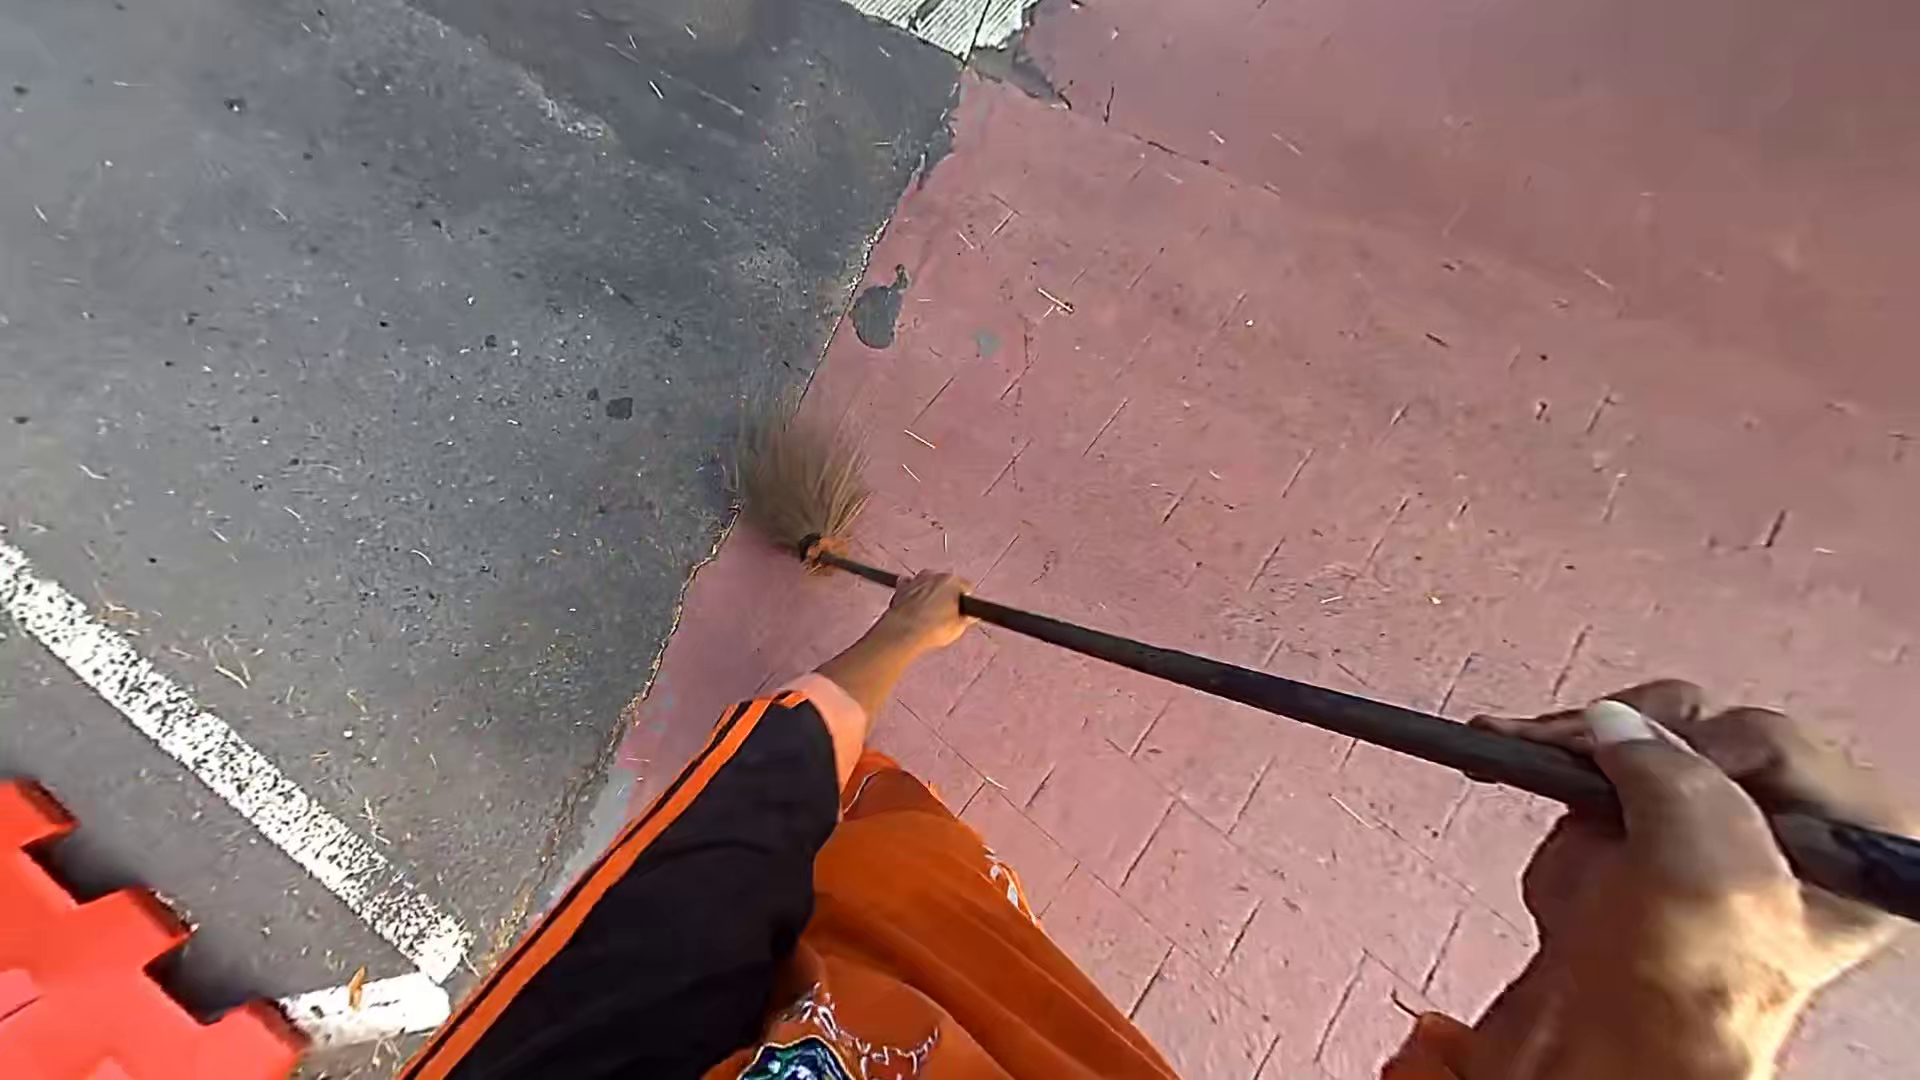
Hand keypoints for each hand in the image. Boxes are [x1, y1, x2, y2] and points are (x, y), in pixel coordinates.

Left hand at [871, 571, 975, 654]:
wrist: (905, 632)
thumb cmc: (932, 628)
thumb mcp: (958, 627)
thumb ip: (965, 618)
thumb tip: (968, 617)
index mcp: (952, 582)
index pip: (966, 587)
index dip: (965, 601)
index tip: (963, 610)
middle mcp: (935, 575)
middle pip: (946, 583)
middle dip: (946, 595)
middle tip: (945, 614)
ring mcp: (917, 579)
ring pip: (927, 583)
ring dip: (929, 592)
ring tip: (927, 612)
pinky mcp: (901, 587)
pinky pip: (908, 586)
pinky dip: (911, 593)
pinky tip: (912, 605)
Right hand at [1463, 681, 1909, 1079]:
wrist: (1605, 990)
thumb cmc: (1683, 963)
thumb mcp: (1707, 877)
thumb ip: (1678, 787)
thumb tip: (1612, 720)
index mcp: (1843, 831)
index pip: (1771, 742)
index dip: (1696, 753)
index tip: (1639, 784)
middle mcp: (1773, 805)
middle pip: (1693, 720)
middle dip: (1621, 734)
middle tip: (1576, 757)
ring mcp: (1690, 795)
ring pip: (1631, 719)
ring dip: (1568, 730)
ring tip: (1524, 746)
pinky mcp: (1623, 792)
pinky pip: (1584, 737)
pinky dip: (1537, 735)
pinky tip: (1503, 737)